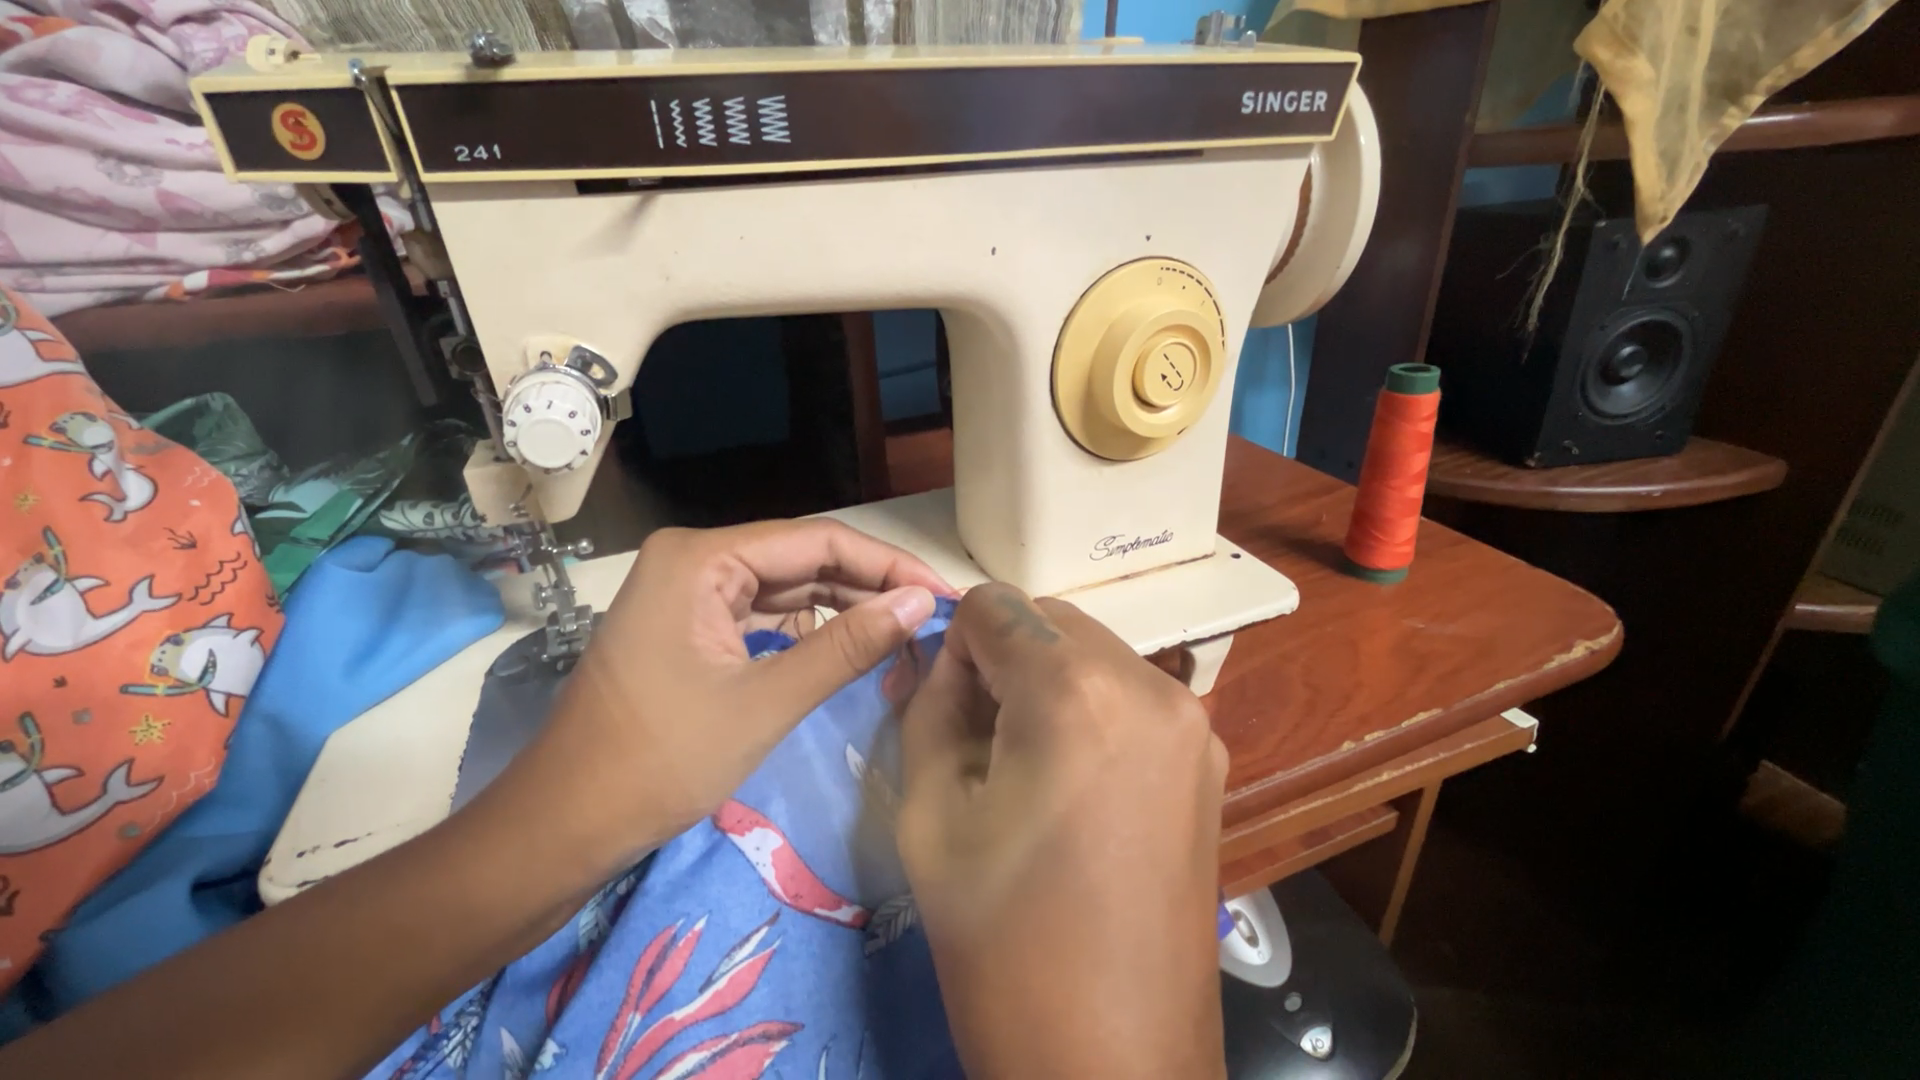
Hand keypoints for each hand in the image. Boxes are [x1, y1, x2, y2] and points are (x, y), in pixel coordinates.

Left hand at [487, 519, 952, 879]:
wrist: (566, 822)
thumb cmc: (661, 760)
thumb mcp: (765, 701)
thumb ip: (847, 647)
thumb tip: (920, 603)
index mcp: (701, 558)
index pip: (817, 541)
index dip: (887, 564)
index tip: (942, 592)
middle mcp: (694, 559)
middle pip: (802, 558)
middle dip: (869, 585)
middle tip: (933, 614)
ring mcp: (688, 592)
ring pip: (786, 586)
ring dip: (844, 605)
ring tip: (905, 627)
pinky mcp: (690, 625)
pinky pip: (763, 613)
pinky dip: (809, 628)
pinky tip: (852, 641)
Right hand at [896, 584, 1228, 1079]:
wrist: (1113, 1062)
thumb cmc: (1001, 942)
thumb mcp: (929, 813)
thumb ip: (930, 706)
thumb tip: (946, 661)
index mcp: (1075, 691)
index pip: (993, 605)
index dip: (953, 645)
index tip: (942, 704)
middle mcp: (1149, 684)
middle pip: (1050, 621)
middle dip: (1002, 655)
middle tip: (976, 734)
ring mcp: (1193, 722)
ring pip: (1094, 653)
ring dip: (1048, 680)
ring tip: (1024, 762)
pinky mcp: (1210, 761)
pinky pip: (1132, 697)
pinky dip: (1091, 710)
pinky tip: (1074, 782)